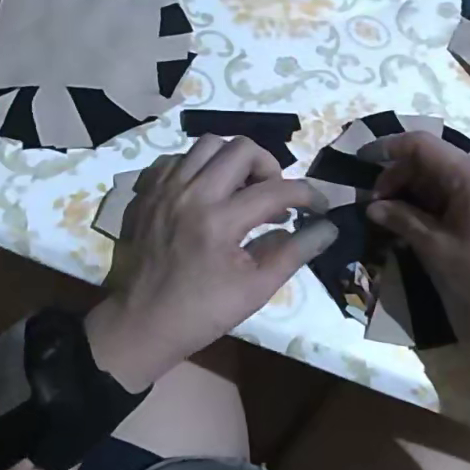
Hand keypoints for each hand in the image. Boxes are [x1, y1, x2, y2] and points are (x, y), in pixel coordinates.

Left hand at [84, 135, 335, 390]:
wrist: (141, 325)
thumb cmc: (202, 313)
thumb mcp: (256, 288)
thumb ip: (295, 251)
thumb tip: (329, 227)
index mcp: (220, 221)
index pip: (277, 189)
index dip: (308, 194)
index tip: (319, 206)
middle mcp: (192, 193)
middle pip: (241, 148)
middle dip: (268, 166)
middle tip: (272, 194)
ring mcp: (165, 188)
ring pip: (208, 144)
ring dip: (233, 160)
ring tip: (240, 189)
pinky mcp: (148, 191)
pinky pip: (178, 158)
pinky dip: (199, 167)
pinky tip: (206, 192)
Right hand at [363, 132, 469, 375]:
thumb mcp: (437, 246)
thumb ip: (402, 220)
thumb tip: (372, 207)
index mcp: (468, 172)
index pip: (420, 144)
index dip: (387, 148)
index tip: (361, 164)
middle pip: (427, 159)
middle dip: (396, 177)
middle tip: (373, 206)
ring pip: (436, 176)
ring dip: (410, 192)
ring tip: (387, 217)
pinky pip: (450, 191)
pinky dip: (427, 202)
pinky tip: (411, 223)